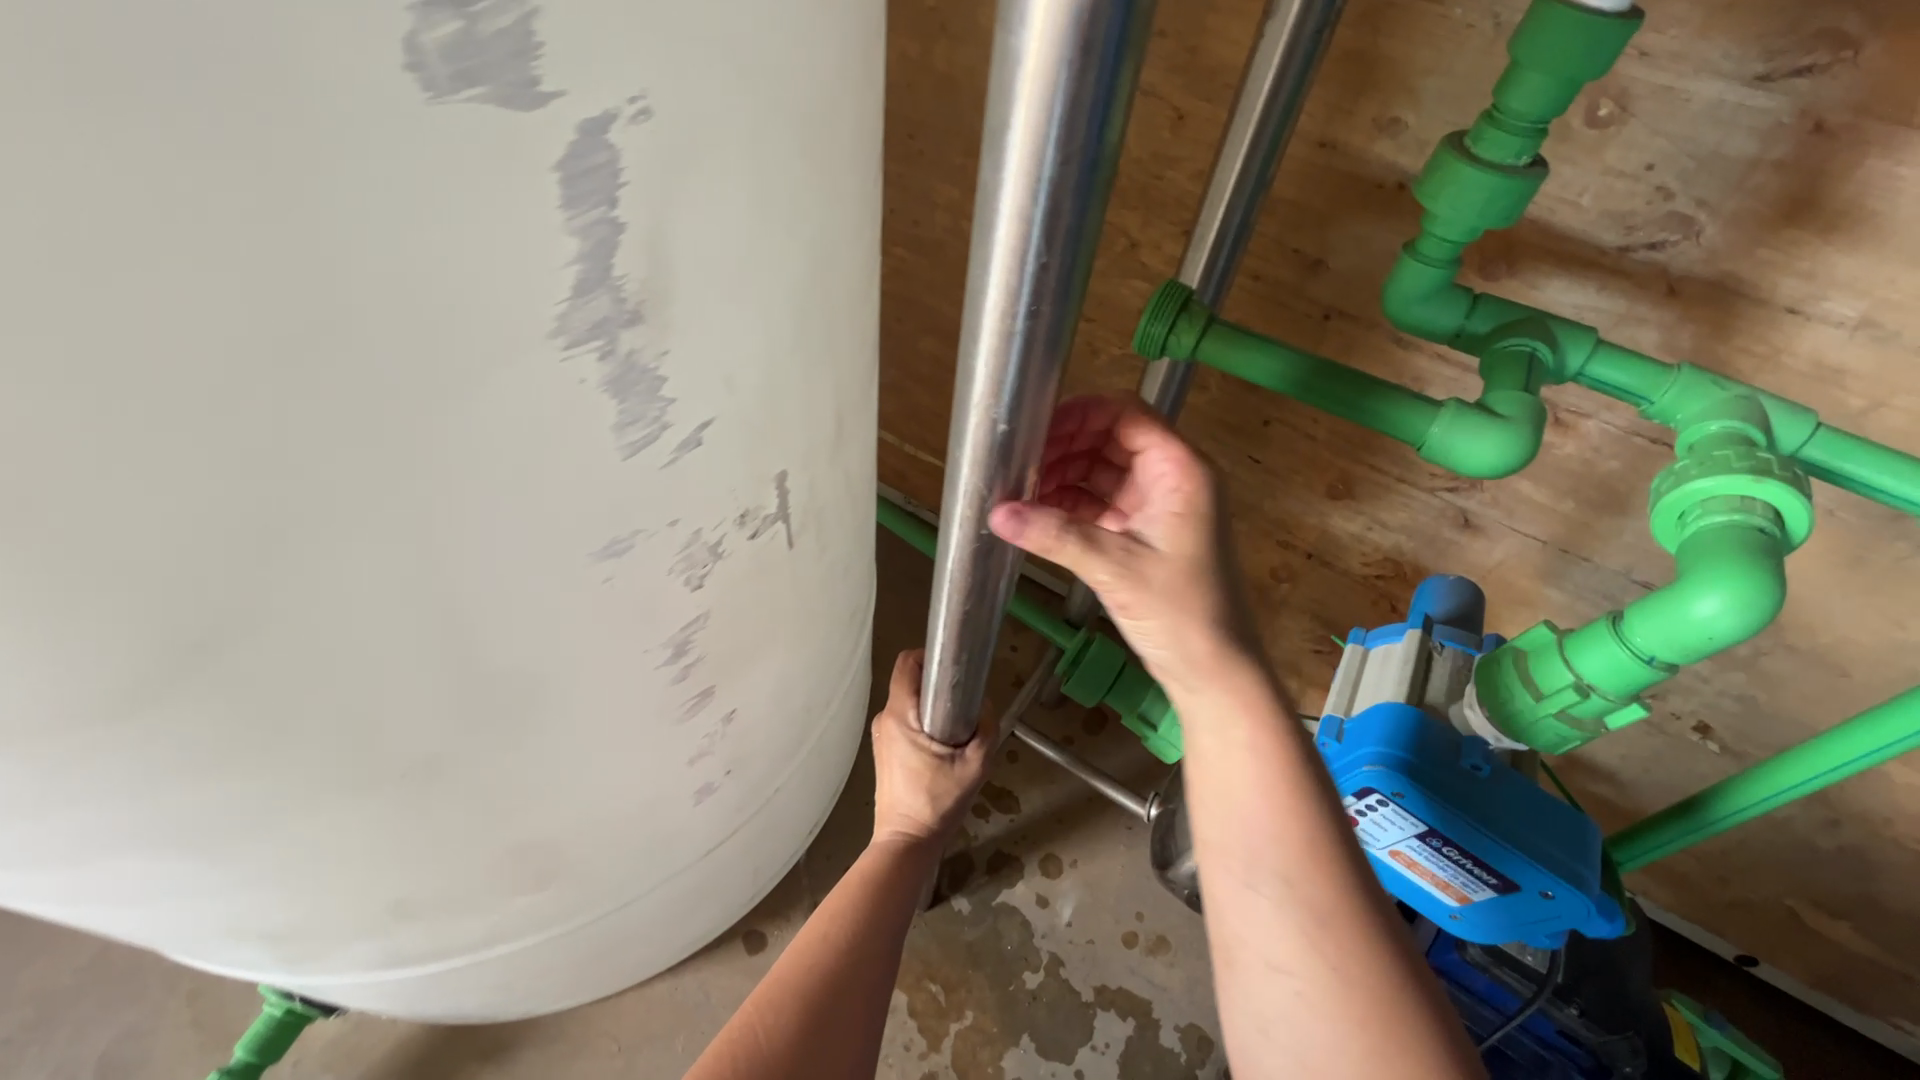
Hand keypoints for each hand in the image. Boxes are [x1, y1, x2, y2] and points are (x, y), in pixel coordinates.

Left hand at [869, 650, 995, 847]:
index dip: (930, 655)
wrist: (907, 840)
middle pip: (909, 681)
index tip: (955, 666)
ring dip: (932, 706)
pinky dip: (924, 723)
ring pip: (909, 702)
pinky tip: (943, 745)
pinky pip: (905, 721)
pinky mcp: (884, 749)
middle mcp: (885, 718)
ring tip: (957, 725)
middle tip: (964, 699)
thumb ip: (985, 729)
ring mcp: (881, 734)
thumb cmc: (938, 802)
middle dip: (937, 684)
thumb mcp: (976, 766)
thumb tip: (985, 704)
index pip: (907, 663)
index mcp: (900, 714)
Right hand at [988, 395, 1256, 692]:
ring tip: (1020, 491)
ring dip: (1062, 476)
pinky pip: (1099, 505)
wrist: (1212, 671)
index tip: (1036, 428)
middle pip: (1110, 440)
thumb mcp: (1115, 567)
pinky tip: (1036, 515)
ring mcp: (1154, 507)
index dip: (1081, 415)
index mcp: (1180, 470)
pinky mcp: (1140, 534)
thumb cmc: (1181, 612)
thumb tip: (998, 513)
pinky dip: (1069, 506)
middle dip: (1065, 448)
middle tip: (1020, 464)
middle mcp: (1169, 479)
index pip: (1126, 415)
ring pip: (1101, 472)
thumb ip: (1056, 534)